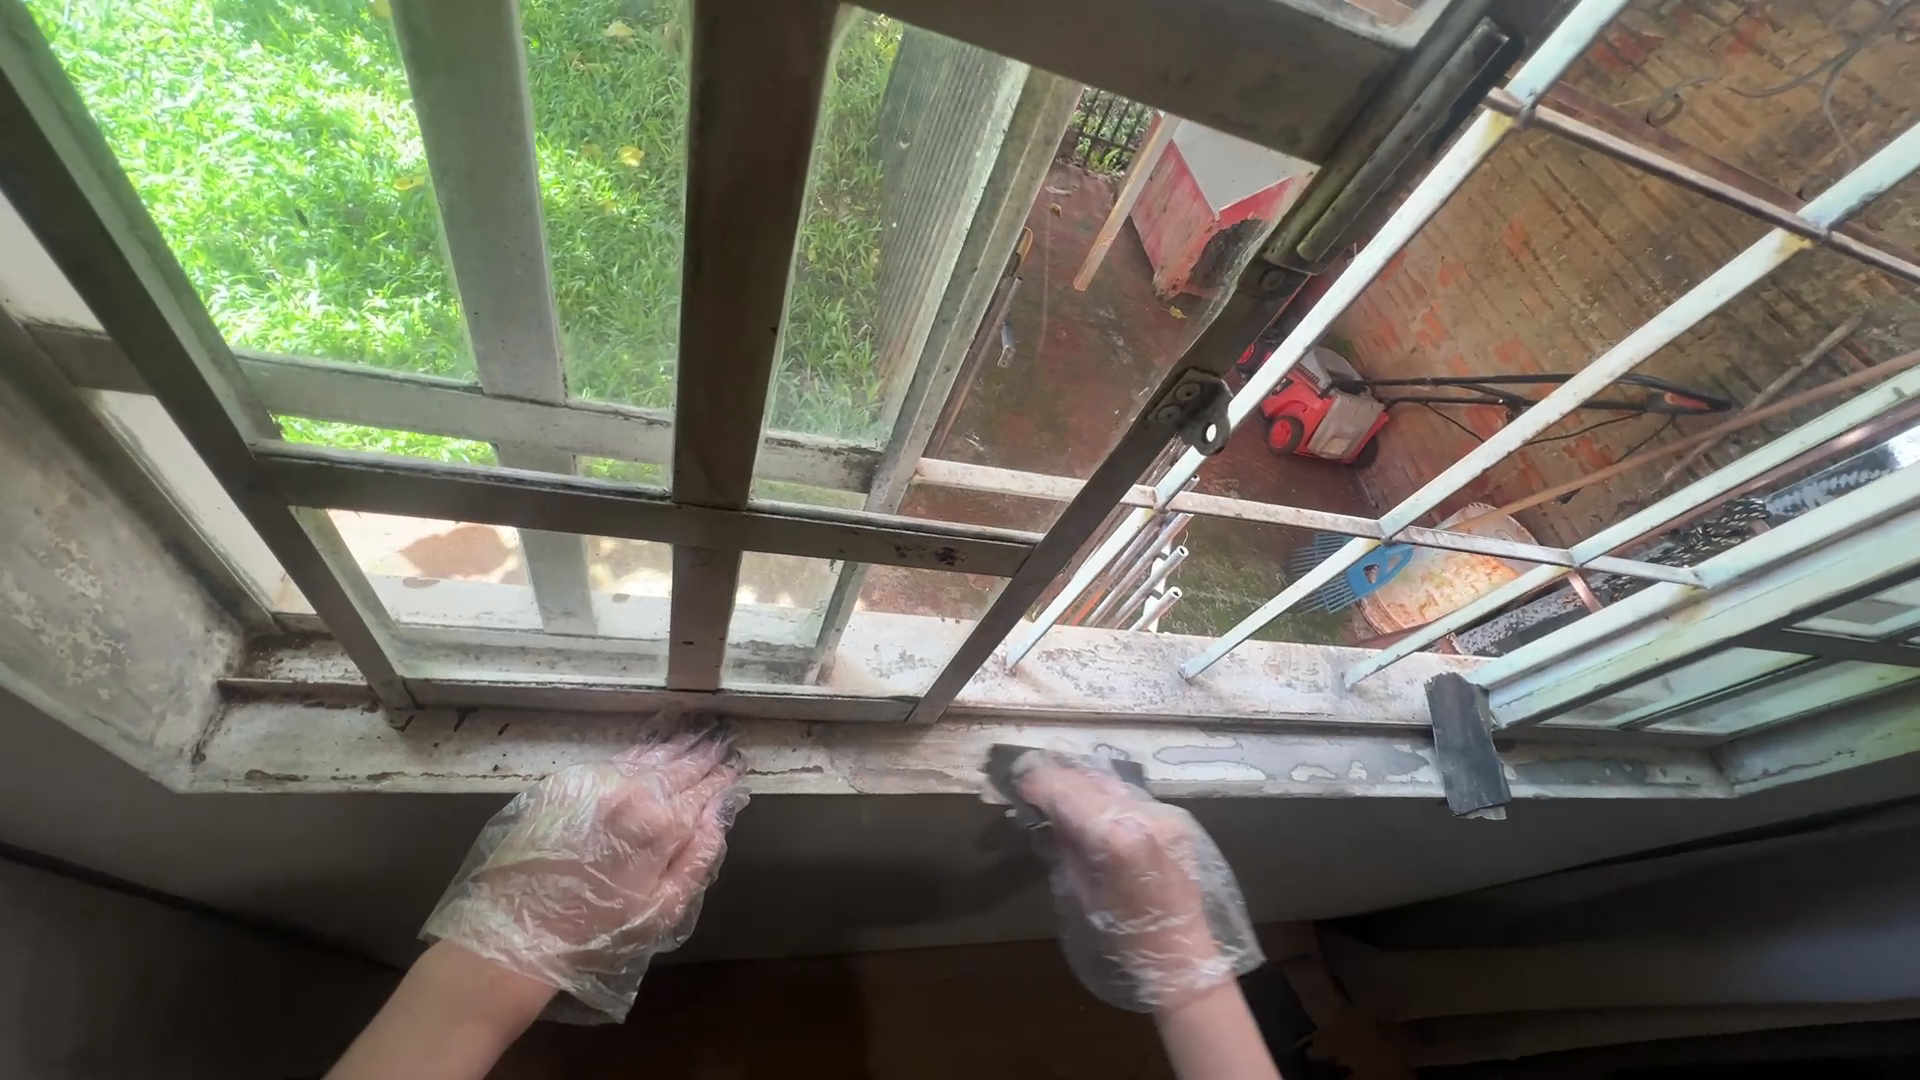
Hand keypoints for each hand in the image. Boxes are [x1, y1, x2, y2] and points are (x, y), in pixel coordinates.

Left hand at [422, 725, 747, 1021]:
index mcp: (663, 824)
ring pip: (651, 754)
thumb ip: (700, 855)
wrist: (512, 940)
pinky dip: (643, 746)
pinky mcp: (570, 782)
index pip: (705, 791)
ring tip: (697, 727)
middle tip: (724, 736)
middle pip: (681, 765)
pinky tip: (656, 738)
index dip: (724, 777)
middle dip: (705, 752)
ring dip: (677, 742)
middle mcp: (635, 792)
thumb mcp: (664, 909)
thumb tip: (722, 811)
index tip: (738, 763)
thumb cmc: (598, 934)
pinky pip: (619, 757)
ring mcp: (600, 783)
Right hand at [1012, 751, 1257, 1011]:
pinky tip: (1094, 805)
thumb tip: (1045, 812)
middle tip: (1034, 780)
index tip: (1019, 781)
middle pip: (1087, 778)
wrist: (1180, 955)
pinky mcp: (1176, 818)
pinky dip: (1107, 796)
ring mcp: (1162, 814)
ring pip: (1110, 782)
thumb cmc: (1120, 934)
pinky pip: (1131, 796)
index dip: (1037, 782)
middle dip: (1057, 776)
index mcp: (1111, 837)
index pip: (1064, 792)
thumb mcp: (1077, 890)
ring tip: (1060, 787)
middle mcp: (1139, 815)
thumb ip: (1063, 844)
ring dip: (1082, 782)